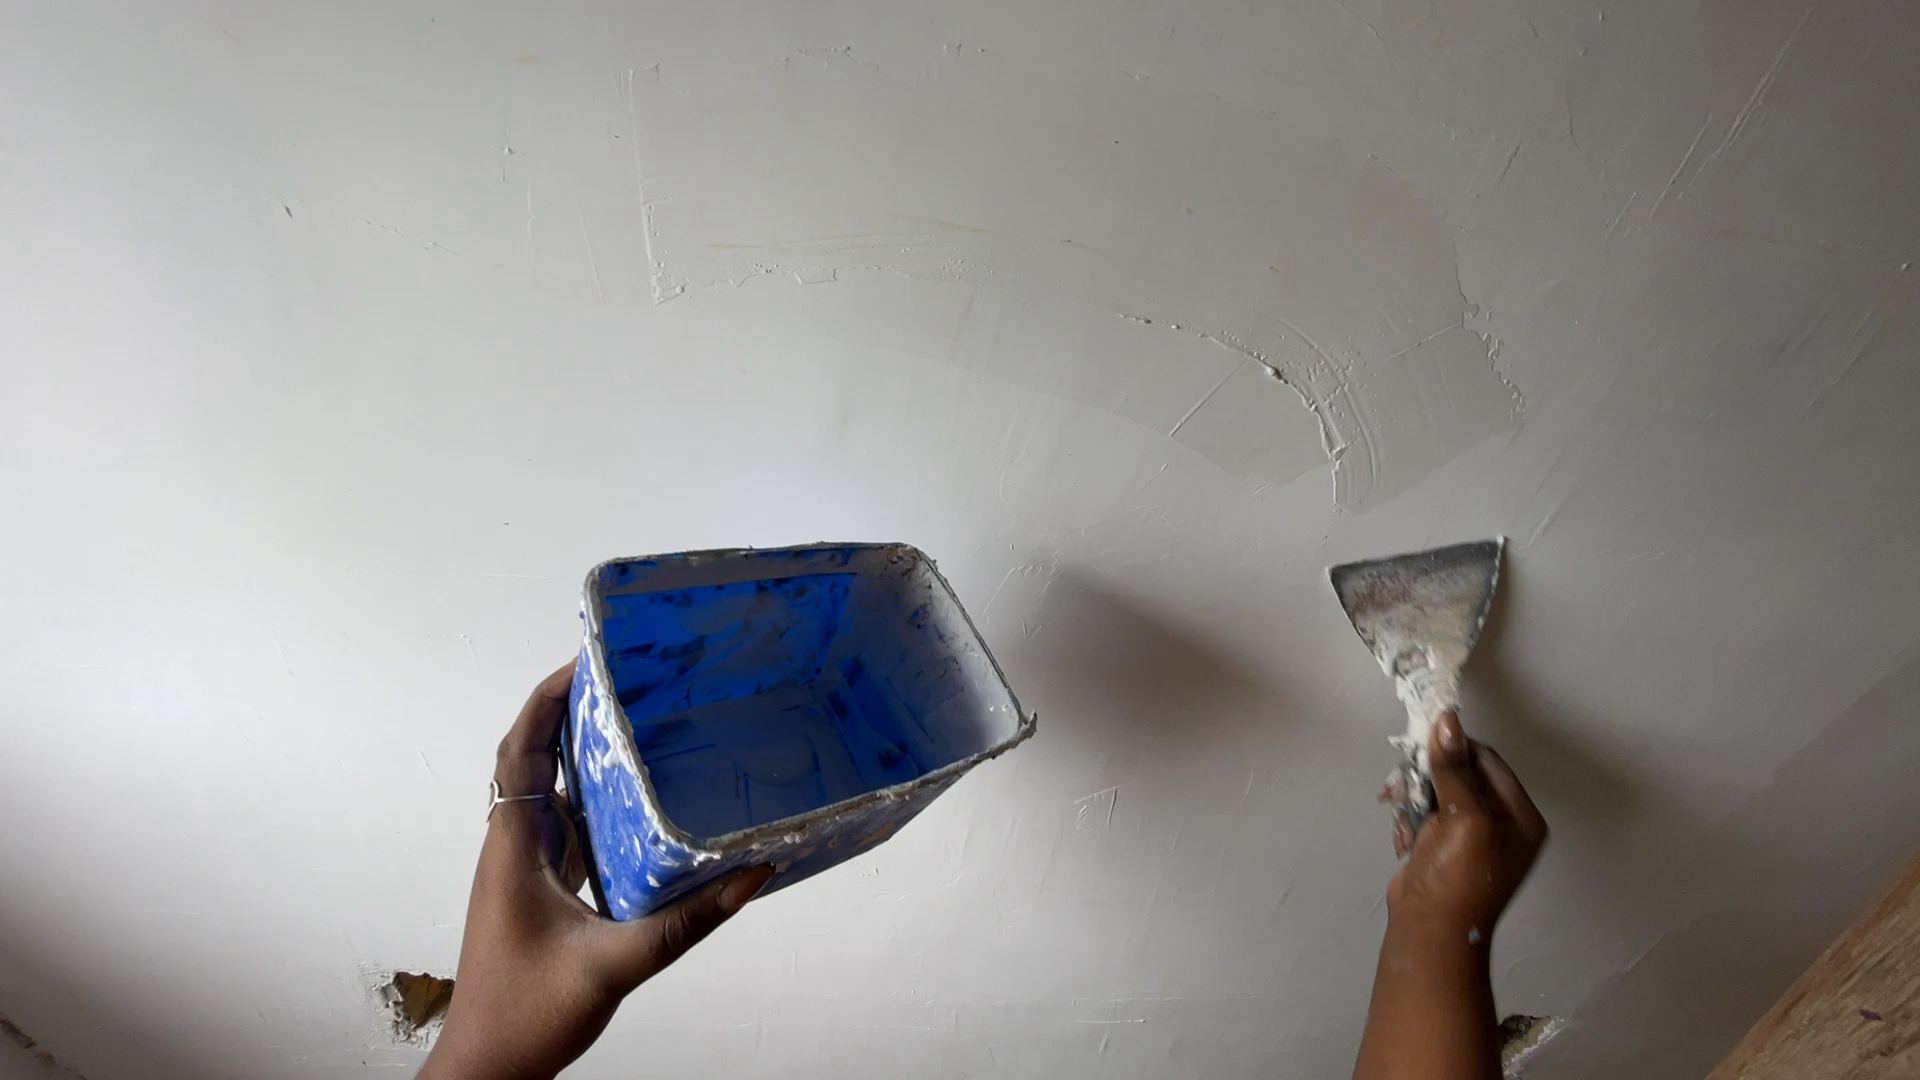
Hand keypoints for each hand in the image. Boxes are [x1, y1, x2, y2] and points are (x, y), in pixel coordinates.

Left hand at [421, 661, 773, 1079]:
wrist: (488, 1072)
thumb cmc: (528, 1017)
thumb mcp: (616, 964)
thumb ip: (688, 921)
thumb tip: (753, 872)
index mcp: (515, 848)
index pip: (520, 753)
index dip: (545, 703)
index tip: (584, 663)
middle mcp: (516, 845)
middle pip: (532, 757)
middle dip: (567, 709)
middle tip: (620, 677)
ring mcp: (528, 865)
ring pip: (549, 786)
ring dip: (578, 747)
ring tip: (631, 716)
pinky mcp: (544, 884)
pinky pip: (568, 819)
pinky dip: (593, 791)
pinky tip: (636, 791)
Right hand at [1383, 711, 1546, 937]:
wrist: (1430, 925)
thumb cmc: (1458, 874)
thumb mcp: (1463, 817)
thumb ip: (1454, 767)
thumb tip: (1447, 717)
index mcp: (1518, 814)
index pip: (1485, 758)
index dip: (1452, 747)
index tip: (1418, 748)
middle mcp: (1499, 820)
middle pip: (1456, 771)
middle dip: (1424, 776)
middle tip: (1399, 787)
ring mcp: (1469, 833)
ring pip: (1433, 789)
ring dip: (1410, 797)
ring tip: (1399, 813)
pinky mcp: (1442, 843)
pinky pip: (1422, 810)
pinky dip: (1407, 817)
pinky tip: (1404, 836)